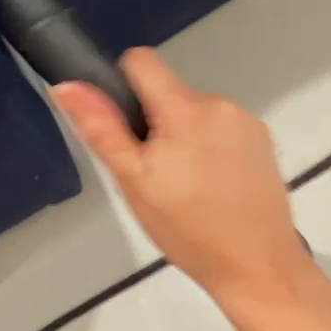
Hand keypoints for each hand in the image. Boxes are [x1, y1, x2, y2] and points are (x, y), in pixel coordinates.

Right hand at [51, 48, 309, 300]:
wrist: (261, 270)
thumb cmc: (188, 228)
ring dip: (182, 133)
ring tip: (185, 183)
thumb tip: (66, 84)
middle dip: (154, 120)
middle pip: (168, 91)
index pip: (142, 60)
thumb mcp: (133, 181)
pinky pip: (220, 125)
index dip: (124, 83)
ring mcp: (245, 120)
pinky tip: (213, 185)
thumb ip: (101, 127)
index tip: (125, 123)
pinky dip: (210, 144)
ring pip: (194, 110)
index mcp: (183, 108)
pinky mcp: (263, 140)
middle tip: (153, 170)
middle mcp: (217, 102)